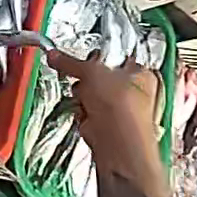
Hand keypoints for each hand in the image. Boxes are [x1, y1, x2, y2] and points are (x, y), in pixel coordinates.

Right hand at [45, 49, 162, 176]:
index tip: (83, 59)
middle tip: (83, 80)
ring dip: (82, 97)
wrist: (116, 140)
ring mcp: (120, 111)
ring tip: (84, 99)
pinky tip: (85, 113)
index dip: (98, 59)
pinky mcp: (105, 125)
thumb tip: (54, 55)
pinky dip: (81, 112)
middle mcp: (135, 93)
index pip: (115, 59)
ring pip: (90, 96)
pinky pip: (86, 111)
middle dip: (86, 80)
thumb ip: (69, 62)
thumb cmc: (121, 106)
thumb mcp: (90, 71)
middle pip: (100, 79)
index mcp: (142, 75)